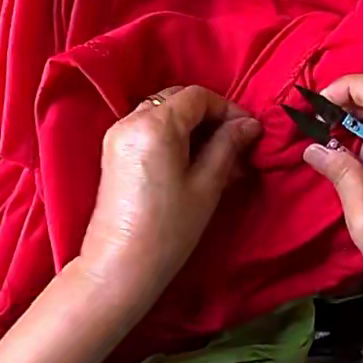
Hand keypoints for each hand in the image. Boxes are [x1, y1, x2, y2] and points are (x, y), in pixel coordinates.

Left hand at [77, 85, 262, 307]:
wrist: (120, 265)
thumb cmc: (168, 229)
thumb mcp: (206, 186)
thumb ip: (228, 146)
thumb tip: (249, 125)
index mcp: (154, 125)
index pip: (197, 96)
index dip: (228, 108)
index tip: (249, 131)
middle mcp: (130, 121)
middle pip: (177, 100)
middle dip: (210, 116)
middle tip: (236, 143)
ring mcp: (117, 135)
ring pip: (163, 113)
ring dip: (193, 127)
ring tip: (219, 157)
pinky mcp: (113, 152)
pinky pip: (149, 130)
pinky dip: (173, 137)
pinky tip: (193, 163)